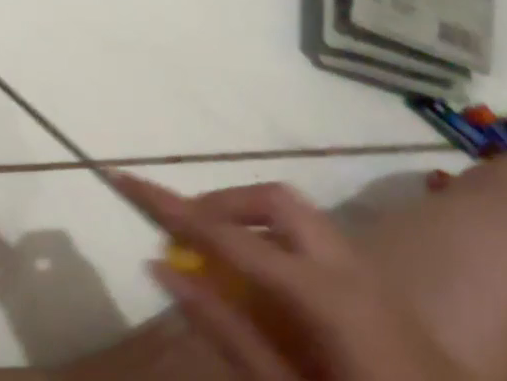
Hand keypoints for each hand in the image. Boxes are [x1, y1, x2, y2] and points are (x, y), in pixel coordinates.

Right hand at [115, 175, 473, 380]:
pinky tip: (265, 292)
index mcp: (324, 295)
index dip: (169, 206)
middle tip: (184, 234)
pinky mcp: (384, 295)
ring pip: (299, 218)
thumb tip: (162, 268)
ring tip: (218, 262)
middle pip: (274, 199)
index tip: (123, 177)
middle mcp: (351, 270)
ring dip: (251, 221)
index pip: (227, 234)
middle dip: (222, 202)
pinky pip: (317, 245)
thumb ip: (226, 329)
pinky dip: (277, 245)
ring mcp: (374, 279)